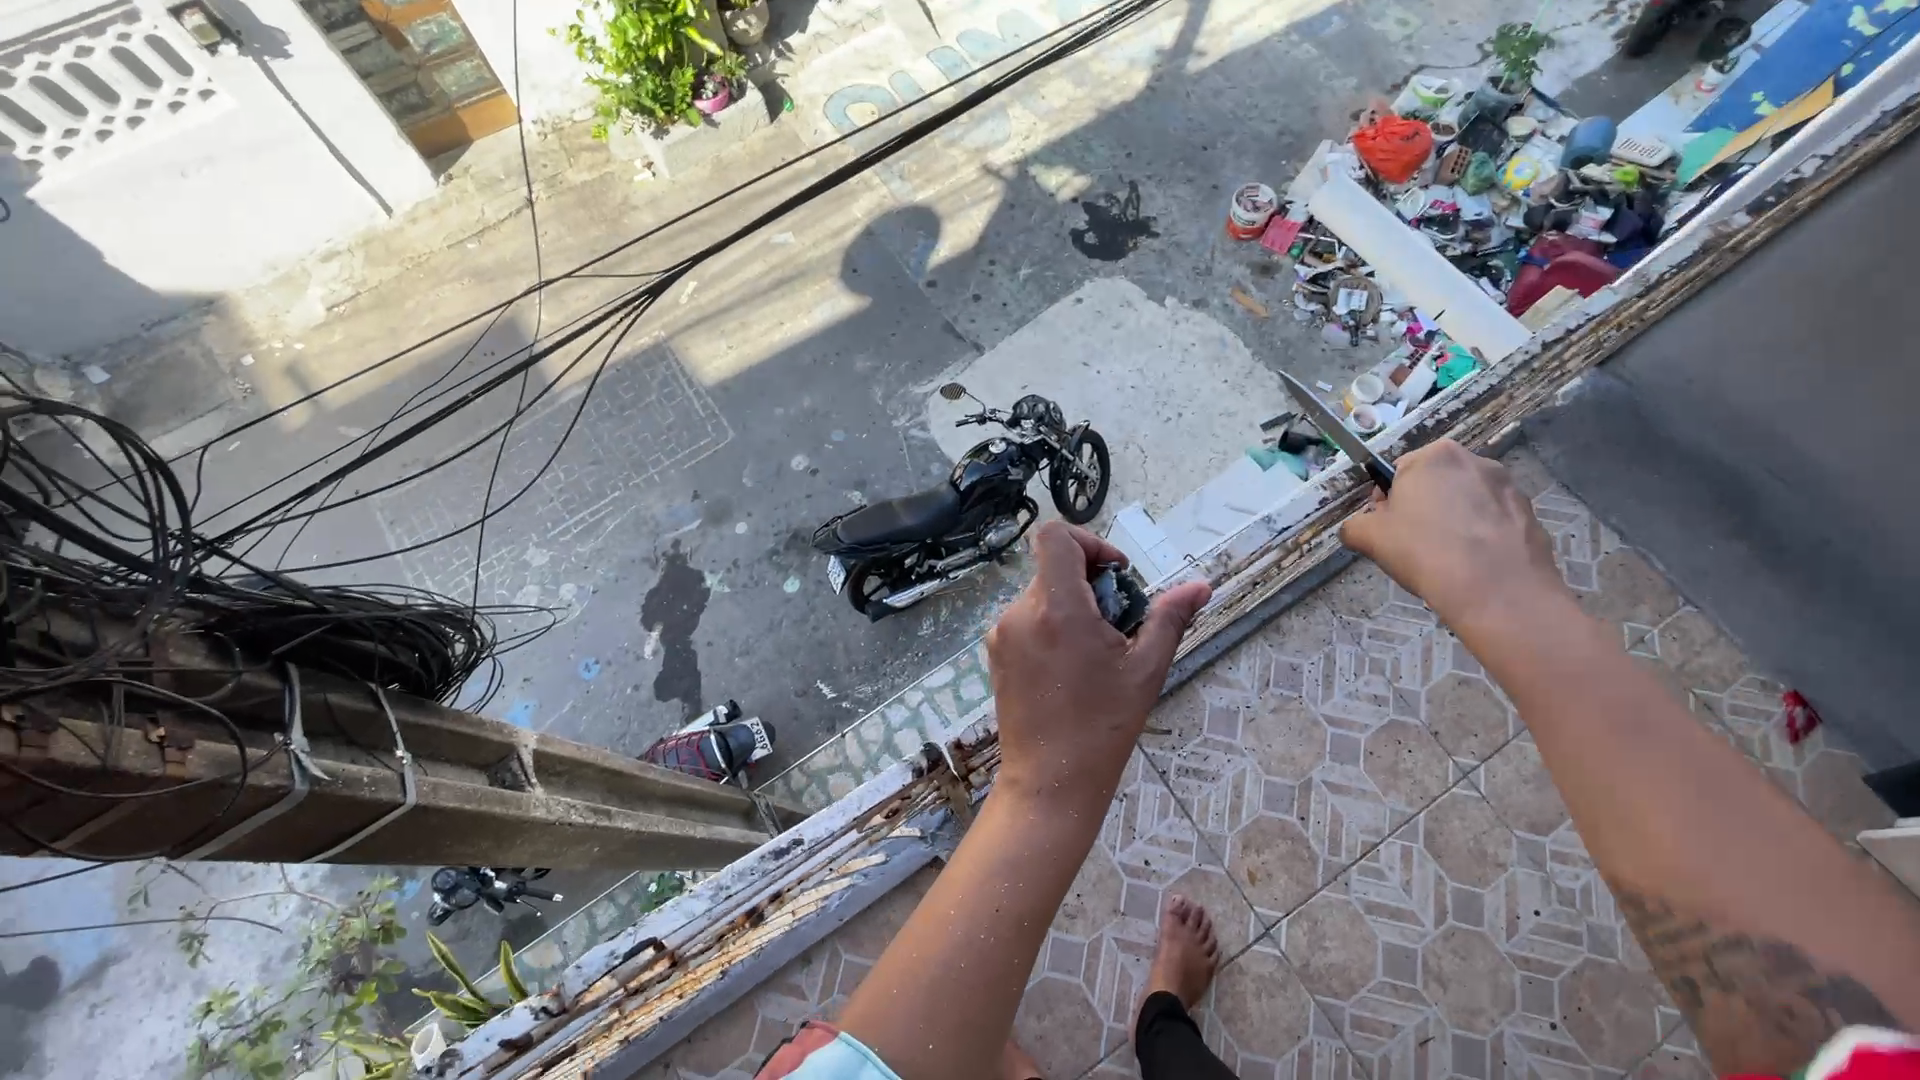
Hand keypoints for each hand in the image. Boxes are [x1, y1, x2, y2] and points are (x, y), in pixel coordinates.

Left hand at [987, 522, 1210, 811]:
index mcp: (1057, 608)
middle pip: (1053, 569)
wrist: (1051, 778)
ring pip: (1040, 597)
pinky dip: (1051, 629)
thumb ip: (1169, 618)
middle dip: (1090, 585)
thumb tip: (1200, 586)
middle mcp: (1020, 613)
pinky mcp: (996, 655)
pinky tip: (1070, 668)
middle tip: (1116, 625)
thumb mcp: (1146, 669)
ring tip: (1094, 654)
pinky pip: (1026, 622)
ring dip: (1071, 609)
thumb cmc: (1103, 725)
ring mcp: (1002, 635)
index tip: (1115, 575)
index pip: (1056, 536)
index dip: (1090, 542)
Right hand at [1340, 440, 1566, 631]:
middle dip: (1424, 509)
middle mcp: (1475, 461)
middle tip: (1414, 544)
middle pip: (1435, 484)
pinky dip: (1482, 537)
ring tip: (1447, 558)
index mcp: (1434, 456)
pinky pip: (1493, 522)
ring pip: (1466, 502)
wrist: (1496, 590)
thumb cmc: (1424, 551)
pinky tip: (1474, 564)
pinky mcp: (1531, 514)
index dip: (1388, 502)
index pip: (1398, 472)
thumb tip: (1360, 527)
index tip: (1389, 529)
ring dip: (1454, 522)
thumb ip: (1355, 525)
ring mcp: (1508, 486)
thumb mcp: (1368, 538)